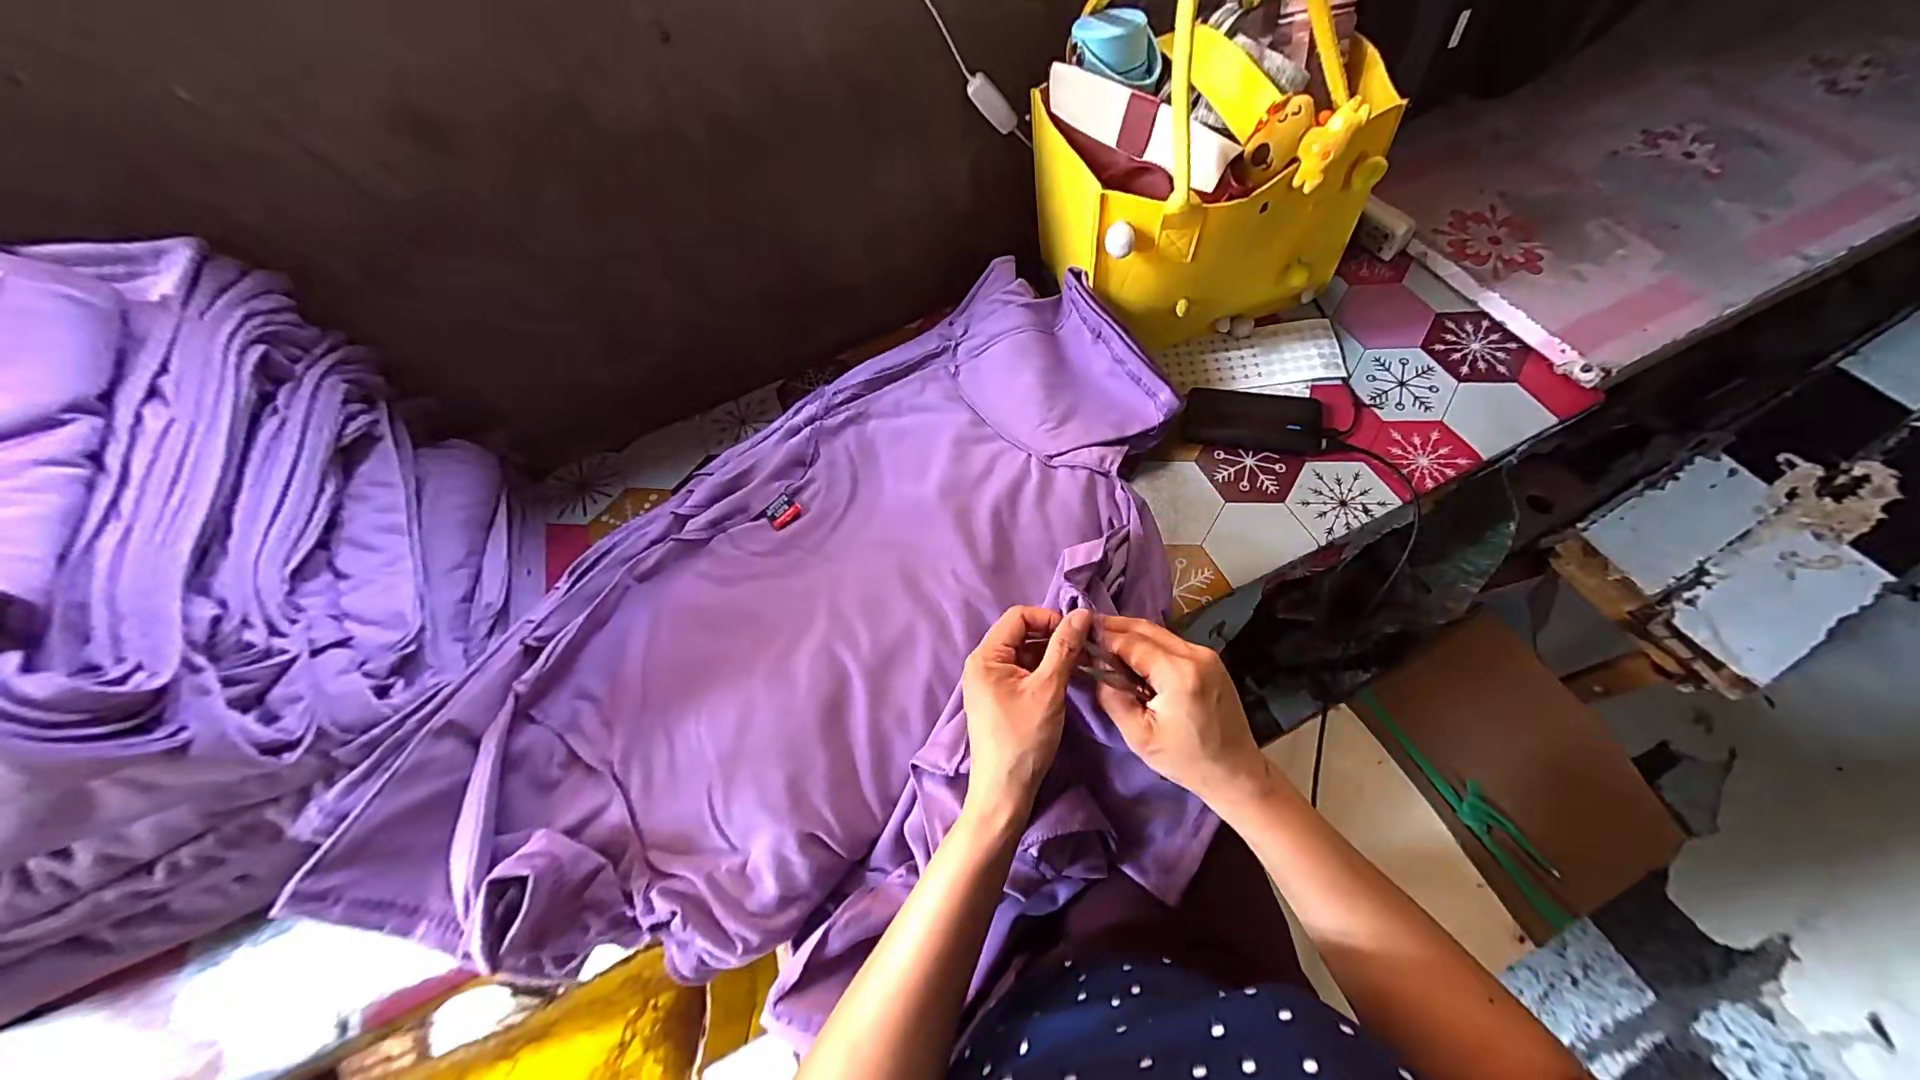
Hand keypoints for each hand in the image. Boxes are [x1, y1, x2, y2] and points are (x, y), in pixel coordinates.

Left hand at [961, 606, 1091, 818]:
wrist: (1003, 790)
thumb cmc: (1024, 738)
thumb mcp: (1048, 689)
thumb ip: (1064, 648)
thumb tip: (1082, 613)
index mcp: (986, 656)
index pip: (1019, 615)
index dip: (1050, 618)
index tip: (1077, 635)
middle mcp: (982, 663)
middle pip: (1021, 633)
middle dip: (1053, 637)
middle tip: (1084, 650)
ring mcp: (988, 682)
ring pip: (1024, 653)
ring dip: (1051, 655)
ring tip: (1079, 666)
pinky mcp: (998, 697)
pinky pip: (1022, 672)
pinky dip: (1044, 672)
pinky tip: (1065, 681)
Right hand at [1092, 615, 1273, 807]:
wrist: (1235, 772)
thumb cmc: (1185, 760)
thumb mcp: (1138, 735)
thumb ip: (1112, 696)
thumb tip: (1096, 666)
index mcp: (1179, 674)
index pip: (1131, 642)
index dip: (1103, 637)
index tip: (1078, 635)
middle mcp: (1195, 655)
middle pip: (1145, 628)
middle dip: (1113, 626)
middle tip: (1085, 628)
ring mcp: (1206, 655)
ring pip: (1158, 632)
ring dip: (1130, 632)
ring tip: (1102, 638)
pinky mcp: (1210, 661)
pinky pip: (1171, 642)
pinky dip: (1147, 642)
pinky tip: (1130, 652)